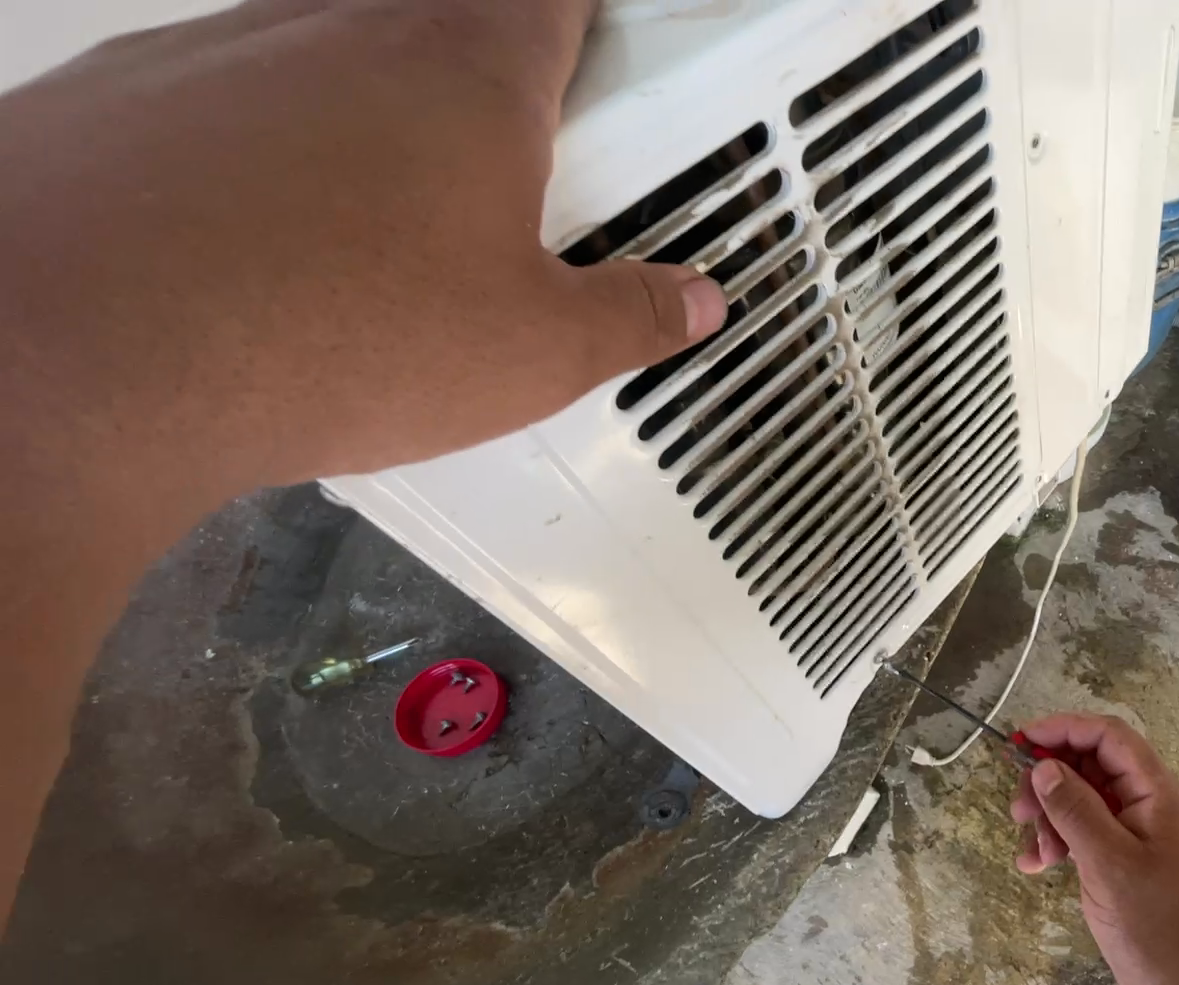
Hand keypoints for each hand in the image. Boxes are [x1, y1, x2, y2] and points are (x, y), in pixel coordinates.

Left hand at [0, 0, 724, 508]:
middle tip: (530, 153)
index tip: (601, 35)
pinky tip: (305, 239)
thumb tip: (699, 301)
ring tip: (420, 213)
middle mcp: (342, 34)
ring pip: (341, 53)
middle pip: (443, 13)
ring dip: (393, 111)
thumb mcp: (543, 349)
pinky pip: (251, 104)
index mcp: (466, 77)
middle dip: (497, 72)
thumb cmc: (350, 333)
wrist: (82, 360)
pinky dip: (298, 151)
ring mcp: (224, 56)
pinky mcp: (135, 104)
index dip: (584, 14)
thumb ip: (636, 317)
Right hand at [1009, 714, 1178, 984]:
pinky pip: (1082, 831)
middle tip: (1017, 807)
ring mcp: (1132, 830)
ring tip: (1034, 849)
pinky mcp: (1120, 856)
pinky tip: (1035, 865)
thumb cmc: (1156, 922)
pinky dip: (1056, 841)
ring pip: (1080, 798)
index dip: (1064, 728)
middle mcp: (1144, 801)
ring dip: (1049, 815)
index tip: (1021, 741)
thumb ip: (1075, 809)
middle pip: (1089, 765)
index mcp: (1155, 790)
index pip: (1108, 736)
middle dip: (1049, 779)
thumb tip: (1043, 767)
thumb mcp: (1108, 862)